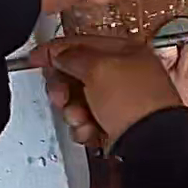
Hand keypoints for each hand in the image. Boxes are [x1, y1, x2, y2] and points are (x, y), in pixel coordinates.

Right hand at [34, 36, 182, 148]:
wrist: (150, 144)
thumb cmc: (135, 101)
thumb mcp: (98, 69)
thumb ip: (73, 57)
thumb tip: (60, 54)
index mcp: (126, 51)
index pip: (83, 44)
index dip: (57, 49)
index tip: (37, 58)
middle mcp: (124, 74)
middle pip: (78, 74)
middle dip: (64, 87)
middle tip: (60, 95)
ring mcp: (121, 100)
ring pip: (79, 100)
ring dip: (73, 111)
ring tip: (80, 117)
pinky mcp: (117, 124)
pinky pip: (88, 121)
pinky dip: (84, 127)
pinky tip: (90, 130)